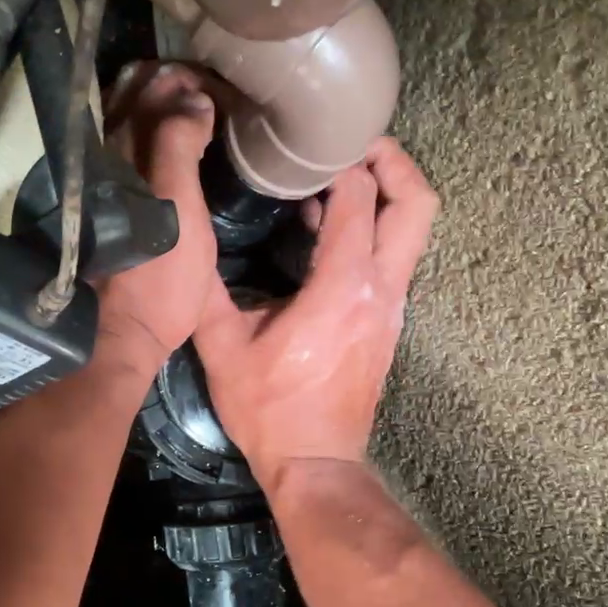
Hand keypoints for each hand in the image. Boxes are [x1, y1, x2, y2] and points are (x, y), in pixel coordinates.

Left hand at [90, 63, 220, 371]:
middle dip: (164, 85)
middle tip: (195, 81)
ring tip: (174, 94)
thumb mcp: (184, 219)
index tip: (212, 83)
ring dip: (146, 103)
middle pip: (130, 103)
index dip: (186, 83)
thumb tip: (192, 99)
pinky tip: (151, 134)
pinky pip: (113, 150)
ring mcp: (95, 184)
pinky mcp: (91, 205)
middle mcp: (104, 163)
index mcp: (129, 160)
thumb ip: (180, 152)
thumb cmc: (158, 285)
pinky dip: (134, 130)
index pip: (155, 97)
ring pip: (117, 124)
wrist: (115, 336)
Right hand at [193, 138, 438, 487]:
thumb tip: (190, 242)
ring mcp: (392, 305)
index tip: (308, 146)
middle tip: (347, 143)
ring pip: (415, 227)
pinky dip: (373, 226)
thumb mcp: (223, 345)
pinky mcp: (388, 320)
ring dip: (385, 192)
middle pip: (417, 201)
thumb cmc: (269, 408)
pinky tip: (325, 230)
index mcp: (342, 287)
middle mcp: (381, 288)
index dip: (339, 161)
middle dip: (391, 160)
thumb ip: (208, 288)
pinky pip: (395, 254)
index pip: (359, 198)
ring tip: (331, 179)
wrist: (315, 463)